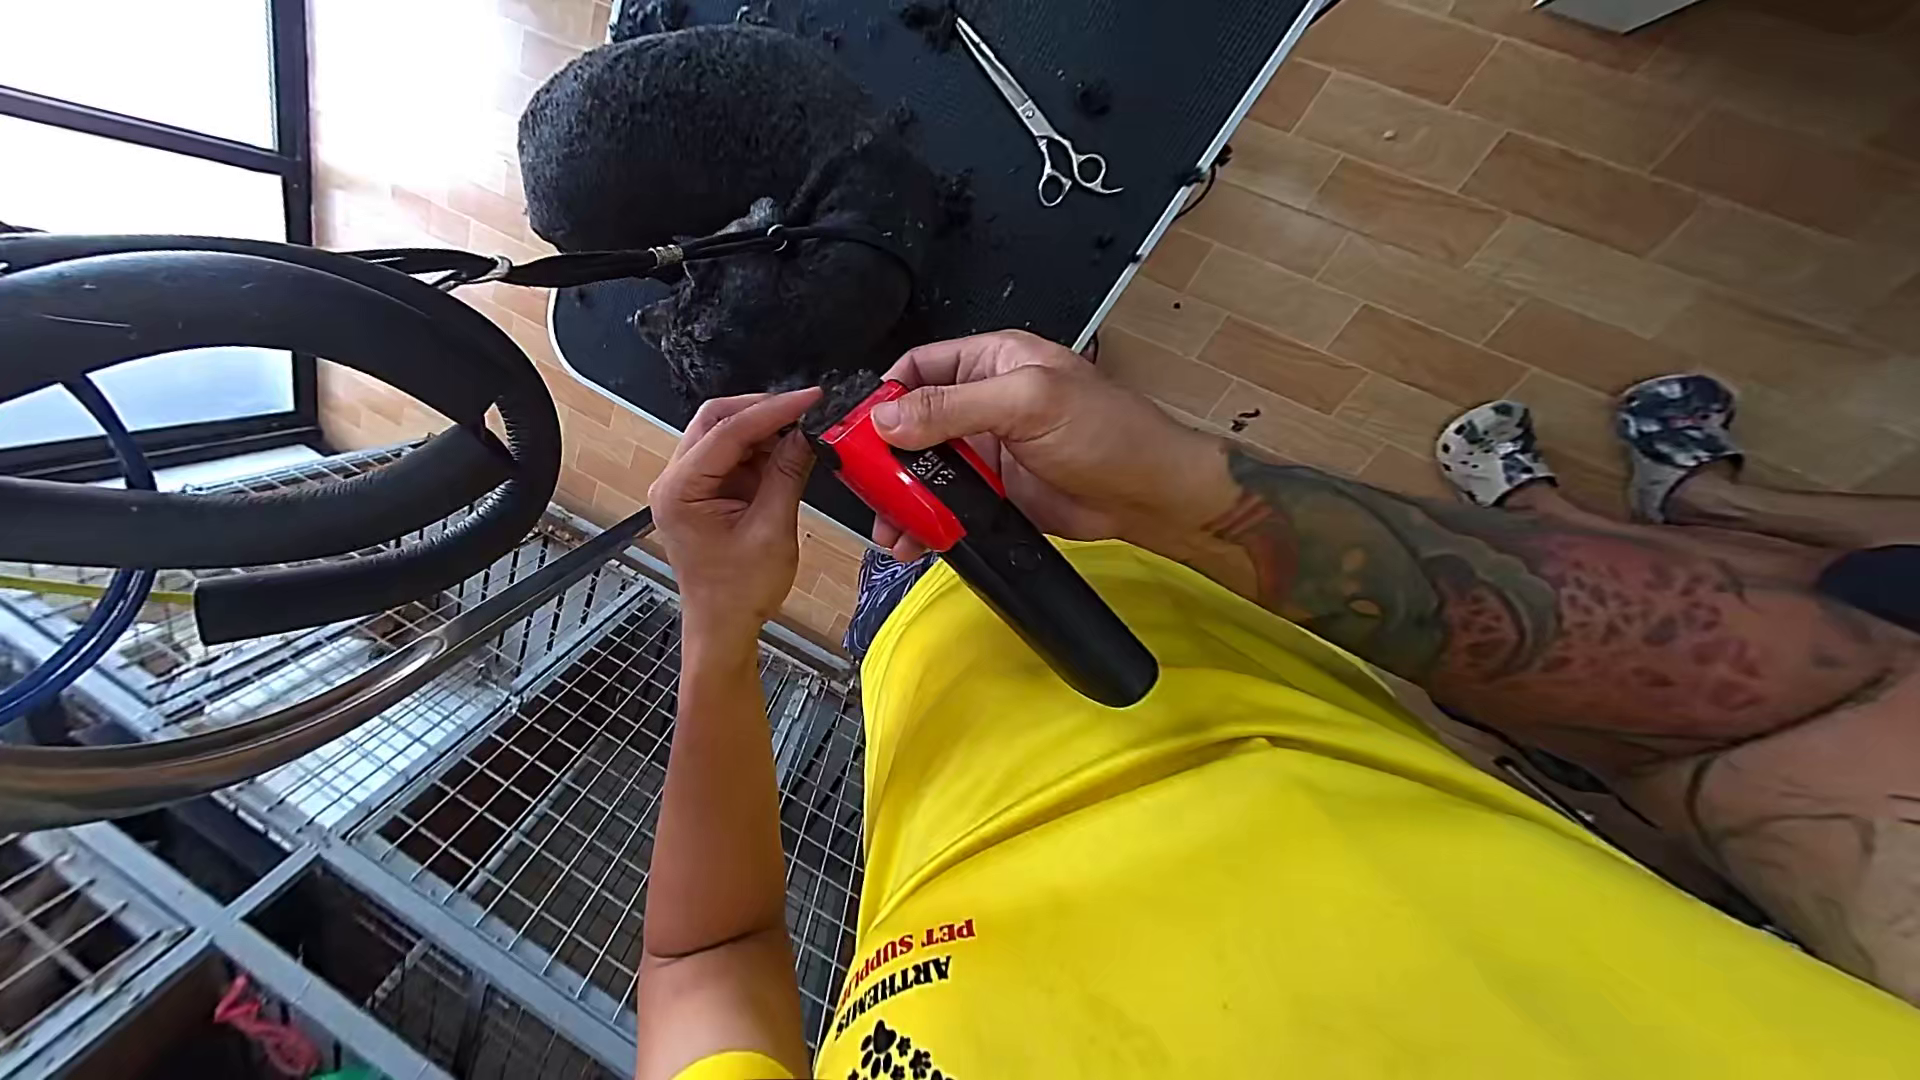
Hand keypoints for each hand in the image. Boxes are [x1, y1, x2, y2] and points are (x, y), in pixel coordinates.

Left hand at [649, 387, 821, 645]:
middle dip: (764, 412)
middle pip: (717, 420)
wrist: (724, 625)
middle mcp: (676, 481)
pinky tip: (789, 454)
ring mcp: (690, 485)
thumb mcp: (772, 529)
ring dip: (766, 431)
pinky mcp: (707, 492)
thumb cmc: (739, 591)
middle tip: (806, 410)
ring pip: (726, 434)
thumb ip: (787, 475)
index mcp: (681, 490)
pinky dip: (763, 451)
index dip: (774, 410)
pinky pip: (735, 457)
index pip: (728, 430)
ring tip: (804, 435)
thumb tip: (807, 436)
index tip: (810, 399)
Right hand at [870, 330, 1229, 560]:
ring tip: (890, 523)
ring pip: (927, 471)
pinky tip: (917, 538)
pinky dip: (929, 521)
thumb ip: (955, 405)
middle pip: (913, 425)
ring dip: (903, 496)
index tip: (860, 432)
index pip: (919, 369)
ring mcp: (988, 452)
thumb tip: (890, 417)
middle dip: (885, 458)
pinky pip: (949, 504)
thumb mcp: (1029, 402)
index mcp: (991, 363)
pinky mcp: (994, 492)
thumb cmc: (1109, 432)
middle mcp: (983, 405)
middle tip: (869, 487)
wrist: (1147, 496)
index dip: (886, 397)